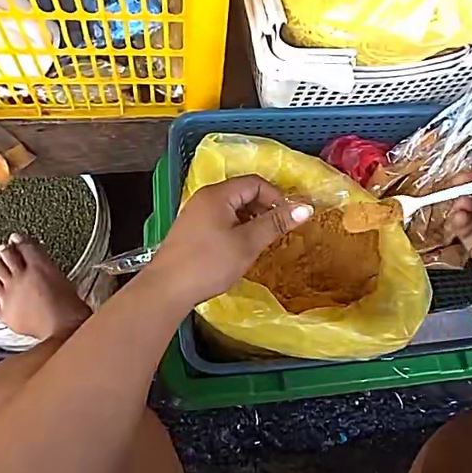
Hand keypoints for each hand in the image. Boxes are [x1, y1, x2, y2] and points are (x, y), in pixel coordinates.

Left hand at [141, 175, 311, 308]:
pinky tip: (240, 249)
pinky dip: (237, 229)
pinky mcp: (192, 230)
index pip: (255, 183)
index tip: (288, 219)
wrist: (166, 289)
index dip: (276, 197)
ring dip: (251, 221)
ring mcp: (196, 214)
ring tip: (260, 242)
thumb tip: (306, 208)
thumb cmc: (209, 264)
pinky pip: (221, 220)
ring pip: (233, 208)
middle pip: (243, 193)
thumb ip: (275, 223)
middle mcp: (205, 198)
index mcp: (217, 195)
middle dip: (264, 209)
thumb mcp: (247, 243)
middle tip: (277, 232)